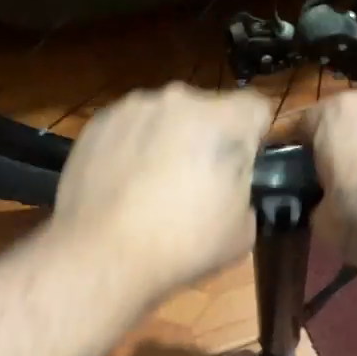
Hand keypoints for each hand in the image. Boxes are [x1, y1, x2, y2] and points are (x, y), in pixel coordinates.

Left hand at [51, 83, 270, 294]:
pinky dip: (132, 148)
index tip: (244, 165)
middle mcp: (179, 100)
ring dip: (168, 141)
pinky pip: (129, 128)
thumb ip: (244, 192)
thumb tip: (230, 187)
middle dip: (208, 138)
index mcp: (224, 121)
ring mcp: (133, 108)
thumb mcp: (242, 230)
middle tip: (196, 184)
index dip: (256, 136)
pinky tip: (124, 186)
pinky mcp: (98, 122)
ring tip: (153, 187)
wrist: (103, 255)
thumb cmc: (183, 245)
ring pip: (166, 117)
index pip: (258, 107)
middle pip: (208, 110)